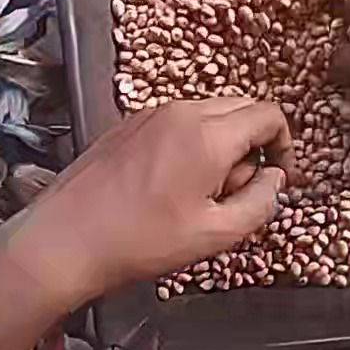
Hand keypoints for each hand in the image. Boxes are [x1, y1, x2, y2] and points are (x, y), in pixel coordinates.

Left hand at [0, 98, 296, 309]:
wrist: (65, 239)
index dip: (284, 147)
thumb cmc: (141, 241)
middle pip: (242, 108)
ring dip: (224, 143)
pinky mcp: (130, 123)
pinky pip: (180, 120)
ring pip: (211, 113)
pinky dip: (194, 140)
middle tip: (238, 190)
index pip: (269, 115)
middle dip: (254, 144)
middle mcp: (182, 112)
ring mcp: (152, 113)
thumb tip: (275, 178)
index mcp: (209, 135)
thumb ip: (261, 202)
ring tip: (202, 191)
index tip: (278, 178)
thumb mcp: (216, 234)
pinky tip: (171, 182)